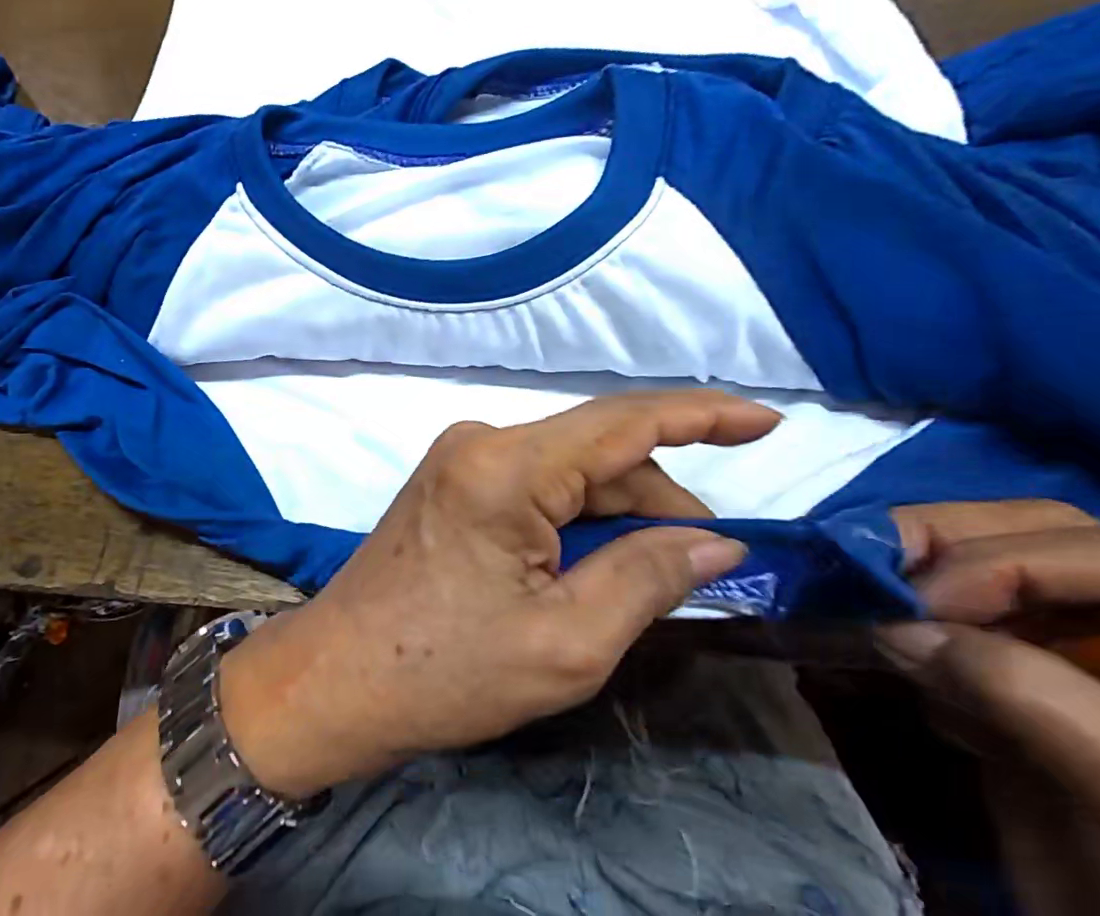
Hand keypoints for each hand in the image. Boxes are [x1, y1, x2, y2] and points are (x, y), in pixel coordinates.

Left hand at [214, 391, 774, 798]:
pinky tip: (593, 567)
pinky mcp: (454, 484)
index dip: (703, 417)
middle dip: (660, 501)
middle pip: (601, 453)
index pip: (626, 422)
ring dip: (619, 517)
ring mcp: (464, 460)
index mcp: (508, 468)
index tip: (766, 422)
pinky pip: (539, 487)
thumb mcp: (565, 642)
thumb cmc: (444, 672)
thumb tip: (714, 541)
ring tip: (645, 580)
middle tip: (703, 563)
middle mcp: (484, 442)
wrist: (334, 682)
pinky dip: (579, 521)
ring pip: (572, 473)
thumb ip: (647, 577)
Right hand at [879, 501, 1099, 915]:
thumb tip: (899, 627)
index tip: (925, 600)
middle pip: (1042, 554)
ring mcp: (1087, 679)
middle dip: (947, 552)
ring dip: (910, 593)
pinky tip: (865, 653)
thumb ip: (1048, 703)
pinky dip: (905, 651)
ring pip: (985, 600)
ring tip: (847, 603)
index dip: (1012, 560)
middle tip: (862, 567)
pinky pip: (955, 662)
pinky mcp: (1027, 720)